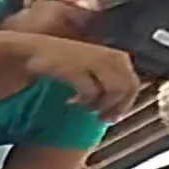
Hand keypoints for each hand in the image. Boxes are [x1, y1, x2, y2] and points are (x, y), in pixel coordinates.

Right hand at [16, 34, 139, 120]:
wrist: (36, 50)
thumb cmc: (62, 60)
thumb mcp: (90, 67)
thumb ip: (104, 79)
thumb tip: (113, 105)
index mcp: (119, 58)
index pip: (133, 85)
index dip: (125, 104)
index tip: (112, 118)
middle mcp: (112, 59)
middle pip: (127, 89)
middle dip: (115, 108)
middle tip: (100, 119)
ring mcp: (95, 63)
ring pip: (114, 92)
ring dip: (100, 105)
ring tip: (85, 108)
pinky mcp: (78, 70)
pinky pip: (91, 91)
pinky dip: (84, 101)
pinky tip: (70, 101)